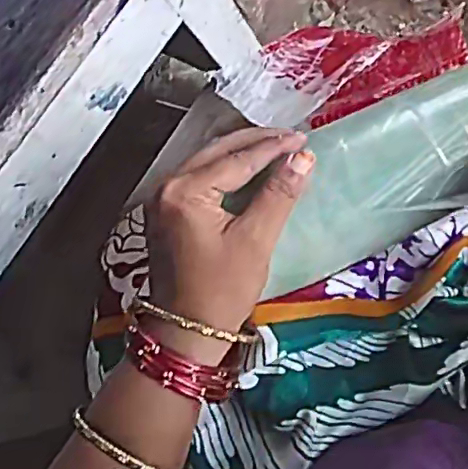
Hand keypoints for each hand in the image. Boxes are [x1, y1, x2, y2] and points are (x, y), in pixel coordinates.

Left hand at [146, 128, 313, 360]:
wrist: (186, 331)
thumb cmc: (222, 290)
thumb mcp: (256, 240)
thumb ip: (279, 194)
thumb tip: (303, 158)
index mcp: (185, 192)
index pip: (238, 159)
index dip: (274, 147)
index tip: (304, 138)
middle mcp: (167, 187)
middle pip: (218, 149)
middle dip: (258, 140)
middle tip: (293, 137)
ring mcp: (163, 198)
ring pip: (209, 159)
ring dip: (244, 150)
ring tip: (278, 146)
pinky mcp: (168, 210)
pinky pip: (203, 174)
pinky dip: (230, 166)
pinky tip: (253, 167)